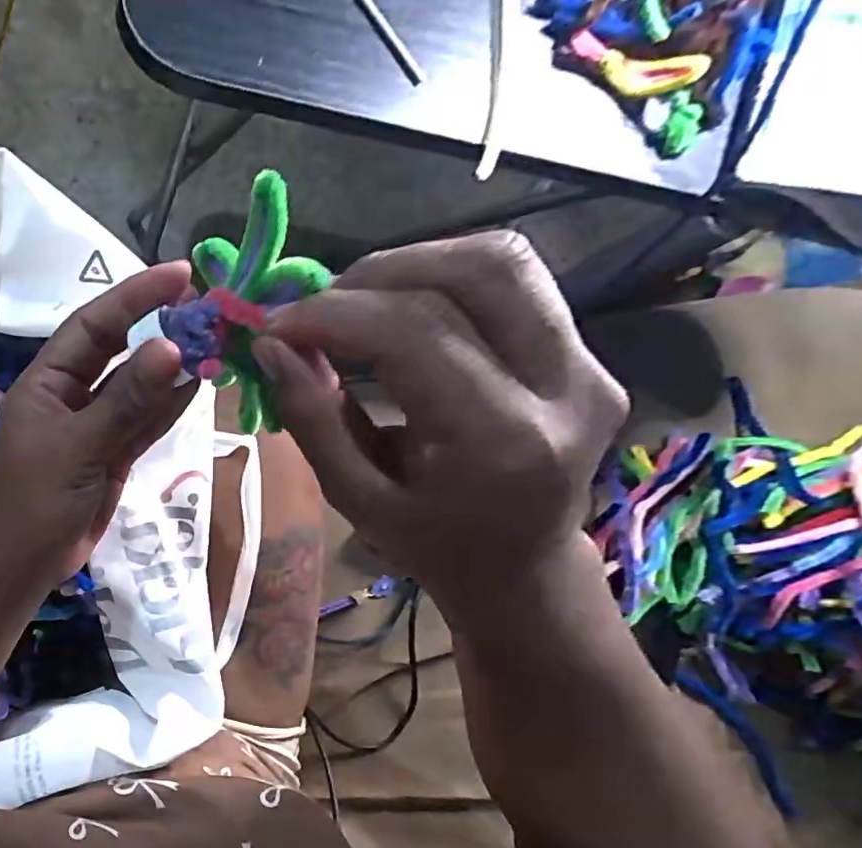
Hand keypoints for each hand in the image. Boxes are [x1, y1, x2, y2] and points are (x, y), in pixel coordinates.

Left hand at [0, 261, 197, 588]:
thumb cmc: (38, 503)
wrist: (29, 563)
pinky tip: (201, 382)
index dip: (134, 297)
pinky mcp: (113, 451)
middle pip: (119, 350)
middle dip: (160, 328)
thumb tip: (171, 347)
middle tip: (209, 308)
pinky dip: (170, 404)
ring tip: (217, 342)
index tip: (181, 273)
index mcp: (46, 383)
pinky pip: (145, 420)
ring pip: (138, 386)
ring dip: (173, 367)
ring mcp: (94, 423)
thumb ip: (126, 400)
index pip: (93, 326)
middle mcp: (70, 395)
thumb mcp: (80, 447)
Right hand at [253, 233, 627, 614]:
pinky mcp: (589, 355)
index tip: (275, 326)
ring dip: (413, 266)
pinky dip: (440, 283)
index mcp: (499, 441)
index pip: (415, 334)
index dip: (333, 315)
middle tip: (316, 307)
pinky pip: (512, 288)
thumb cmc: (429, 548)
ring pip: (503, 263)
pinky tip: (397, 314)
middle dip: (377, 275)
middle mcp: (563, 389)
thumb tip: (271, 347)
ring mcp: (590, 365)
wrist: (521, 570)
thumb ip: (314, 421)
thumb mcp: (356, 500)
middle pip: (478, 271)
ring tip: (353, 303)